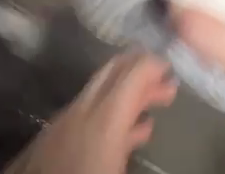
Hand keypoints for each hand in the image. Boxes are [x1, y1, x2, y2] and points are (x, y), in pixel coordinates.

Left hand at [7, 52, 175, 173]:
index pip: (127, 79)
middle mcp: (81, 112)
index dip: (149, 66)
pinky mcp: (56, 137)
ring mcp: (65, 122)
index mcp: (102, 122)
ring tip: (156, 98)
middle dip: (138, 71)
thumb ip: (134, 143)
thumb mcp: (115, 165)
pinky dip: (114, 113)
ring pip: (100, 94)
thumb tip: (151, 129)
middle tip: (166, 76)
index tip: (169, 60)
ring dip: (127, 93)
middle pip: (110, 78)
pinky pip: (90, 114)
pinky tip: (132, 130)